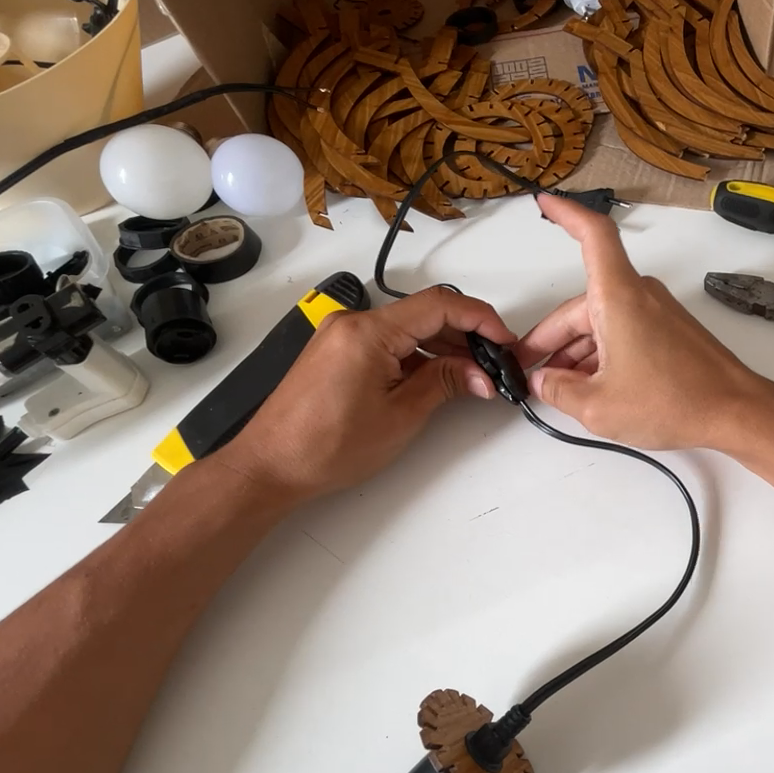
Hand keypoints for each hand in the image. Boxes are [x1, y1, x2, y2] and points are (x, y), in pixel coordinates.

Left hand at [210, 286, 513, 504]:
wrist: (268, 467)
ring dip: (445, 347)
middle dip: (467, 335)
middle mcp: (354, 323)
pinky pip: (391, 340)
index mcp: (368, 332)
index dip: (481, 319)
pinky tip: (441, 376)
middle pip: (427, 312)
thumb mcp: (400, 416)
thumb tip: (481, 373)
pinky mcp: (340, 350)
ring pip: (411, 327)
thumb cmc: (326, 446)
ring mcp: (344, 335)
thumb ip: (444, 383)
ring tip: (474, 377)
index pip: (440, 305)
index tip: (505, 341)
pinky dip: (420, 355)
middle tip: (496, 364)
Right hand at [516, 194, 773, 449]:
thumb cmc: (675, 401)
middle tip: (530, 369)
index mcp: (618, 297)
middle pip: (582, 304)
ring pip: (603, 320)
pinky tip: (594, 386)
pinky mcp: (671, 331)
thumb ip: (559, 390)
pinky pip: (626, 331)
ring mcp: (658, 312)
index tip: (544, 201)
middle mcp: (640, 295)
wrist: (735, 412)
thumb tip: (544, 381)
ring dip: (579, 351)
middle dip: (553, 338)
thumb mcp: (598, 406)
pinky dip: (605, 352)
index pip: (593, 235)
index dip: (566, 213)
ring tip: (561, 389)